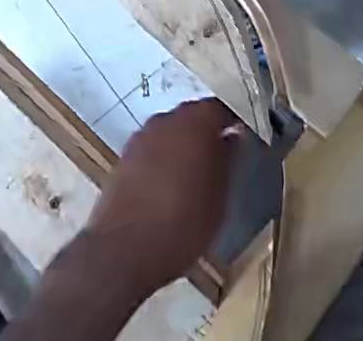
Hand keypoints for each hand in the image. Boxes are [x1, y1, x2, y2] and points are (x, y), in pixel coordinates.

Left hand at [81, 97, 239, 293]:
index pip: (221, 109)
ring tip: (191, 176)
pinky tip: (166, 187)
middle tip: (218, 158)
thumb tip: (231, 137)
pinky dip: (161, 160)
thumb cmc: (183, 222)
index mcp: (196, 121)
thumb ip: (228, 159)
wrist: (121, 253)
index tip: (241, 139)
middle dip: (206, 132)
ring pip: (170, 133)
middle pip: (193, 116)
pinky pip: (151, 150)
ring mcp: (141, 138)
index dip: (232, 122)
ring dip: (182, 146)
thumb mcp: (220, 196)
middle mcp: (167, 120)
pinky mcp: (122, 159)